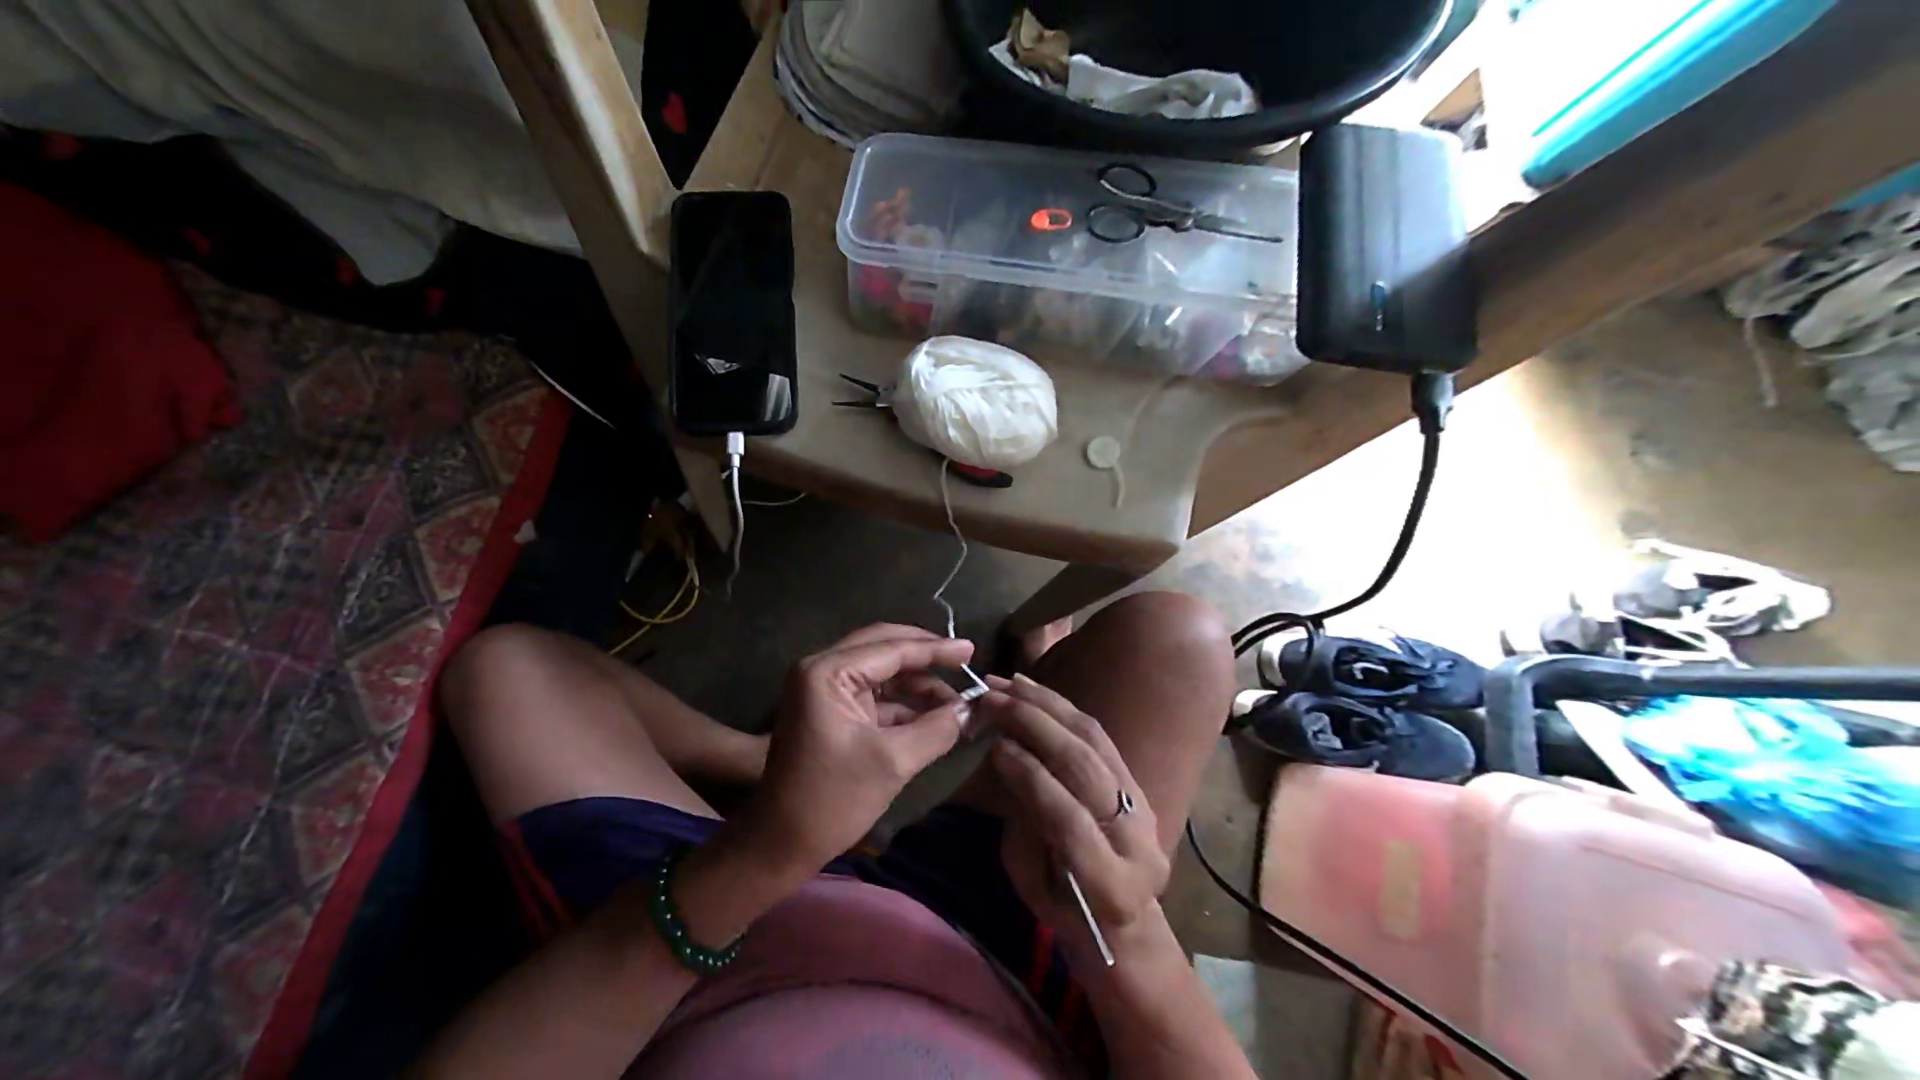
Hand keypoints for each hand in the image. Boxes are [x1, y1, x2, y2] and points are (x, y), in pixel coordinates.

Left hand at [741, 624, 974, 871]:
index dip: (935, 649)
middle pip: (884, 647)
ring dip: (918, 685)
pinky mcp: (832, 712)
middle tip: (965, 663)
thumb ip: (938, 729)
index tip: (972, 650)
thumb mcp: (893, 762)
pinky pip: (875, 695)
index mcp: (827, 672)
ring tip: (958, 703)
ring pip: (882, 672)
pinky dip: (904, 704)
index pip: (891, 647)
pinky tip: (936, 717)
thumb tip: (972, 710)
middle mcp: (822, 670)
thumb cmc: (832, 799)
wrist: (781, 844)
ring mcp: (825, 690)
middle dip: (926, 658)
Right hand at [981, 674, 1169, 966]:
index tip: (995, 745)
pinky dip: (1063, 709)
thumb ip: (1023, 827)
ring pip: (1095, 741)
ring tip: (1009, 683)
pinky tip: (1034, 692)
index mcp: (1113, 886)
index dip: (1031, 778)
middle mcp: (1139, 840)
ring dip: (1047, 705)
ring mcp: (1145, 806)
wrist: (1125, 921)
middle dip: (1035, 724)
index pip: (1070, 818)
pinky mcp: (1137, 782)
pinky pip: (1100, 737)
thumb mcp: (1031, 886)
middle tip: (993, 698)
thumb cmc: (1066, 914)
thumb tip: (1010, 758)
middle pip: (1086, 767)